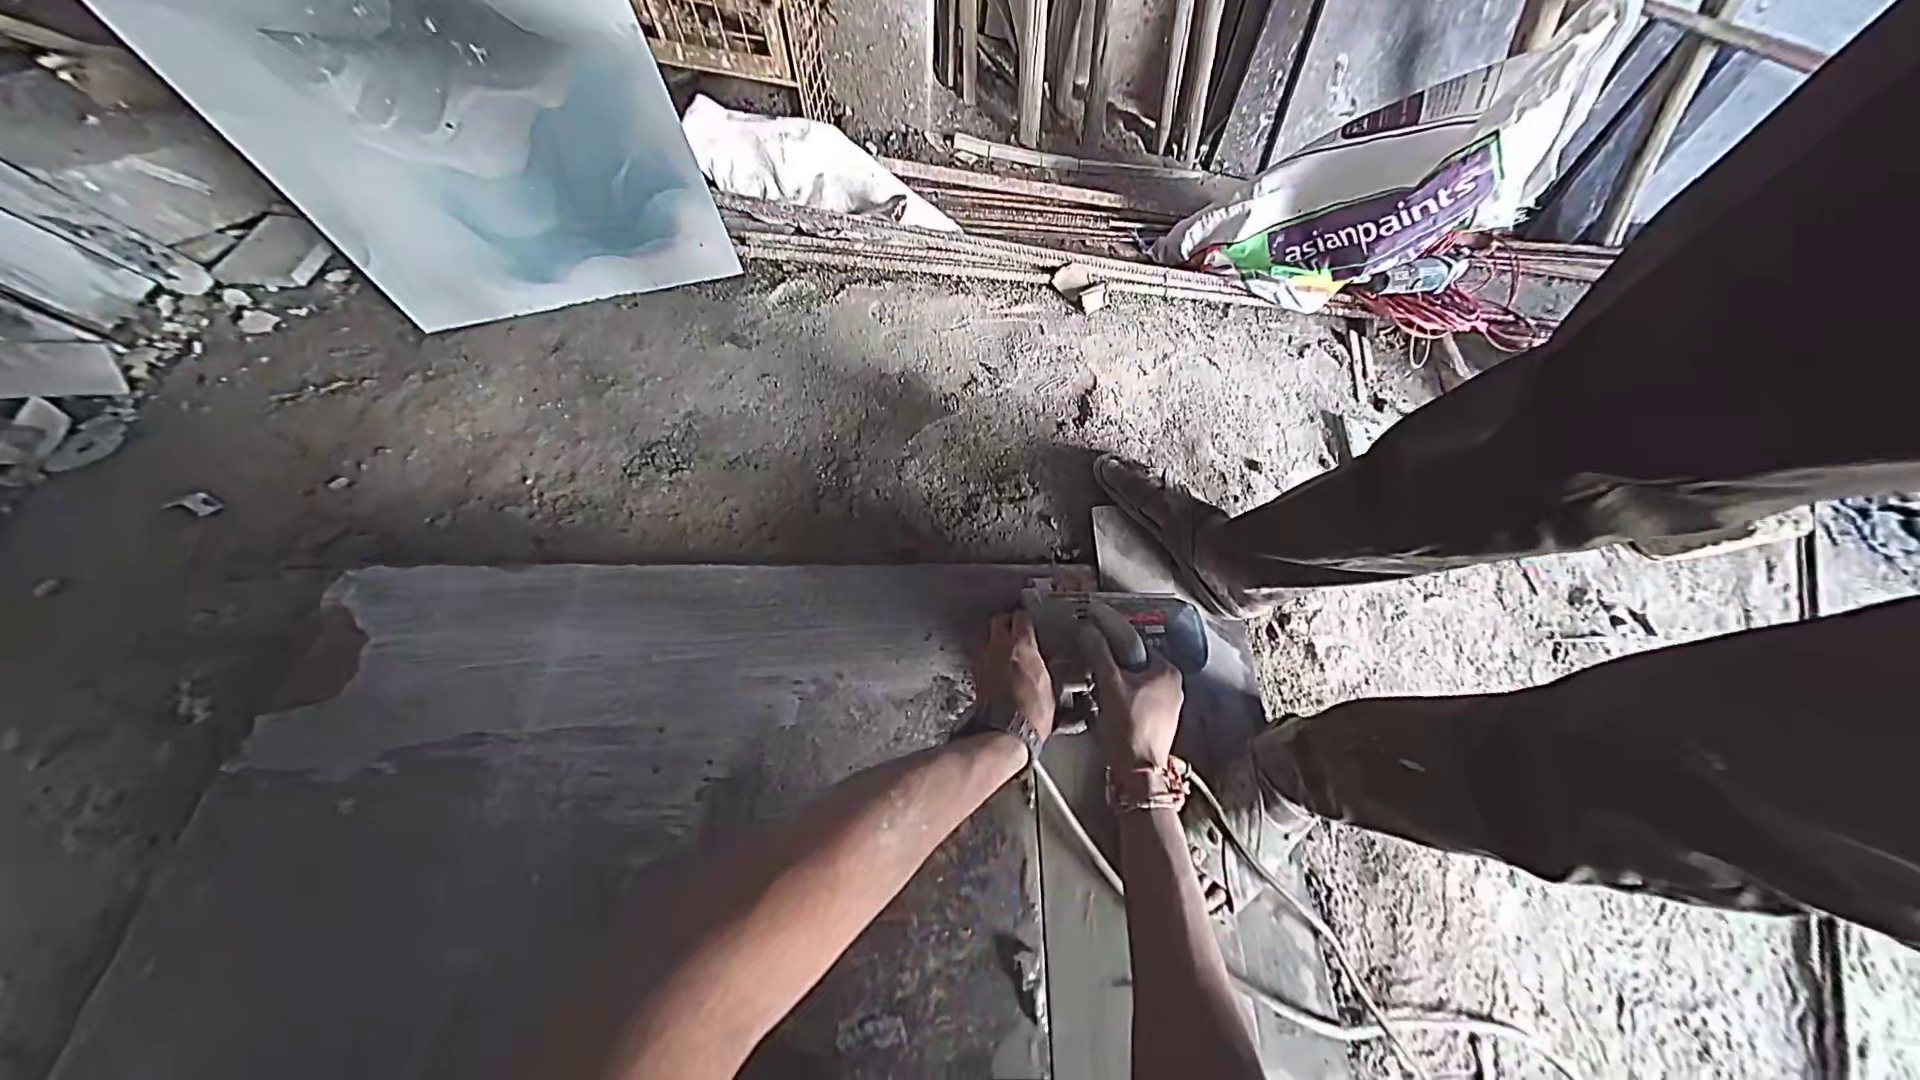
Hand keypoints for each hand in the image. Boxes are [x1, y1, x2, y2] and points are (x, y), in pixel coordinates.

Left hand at [974, 612, 1056, 741]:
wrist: (1005, 731)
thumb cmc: (1031, 710)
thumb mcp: (1050, 686)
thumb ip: (1046, 668)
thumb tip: (1050, 664)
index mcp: (1022, 644)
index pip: (1021, 617)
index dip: (1025, 620)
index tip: (1030, 625)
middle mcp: (999, 646)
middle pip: (998, 620)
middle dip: (1006, 623)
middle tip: (1015, 631)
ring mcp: (984, 659)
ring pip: (987, 637)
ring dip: (995, 640)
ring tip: (1005, 651)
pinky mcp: (976, 674)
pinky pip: (981, 656)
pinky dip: (988, 658)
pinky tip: (996, 669)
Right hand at [1078, 617, 1182, 769]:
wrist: (1138, 773)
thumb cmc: (1128, 729)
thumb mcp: (1109, 685)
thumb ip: (1099, 653)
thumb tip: (1089, 630)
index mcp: (1167, 672)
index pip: (1134, 642)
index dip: (1110, 633)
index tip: (1093, 624)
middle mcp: (1172, 686)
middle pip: (1132, 661)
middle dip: (1110, 659)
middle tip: (1089, 656)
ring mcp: (1166, 705)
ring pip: (1132, 680)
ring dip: (1113, 678)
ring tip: (1093, 679)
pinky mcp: (1157, 721)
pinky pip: (1134, 697)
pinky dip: (1118, 694)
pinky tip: (1103, 700)